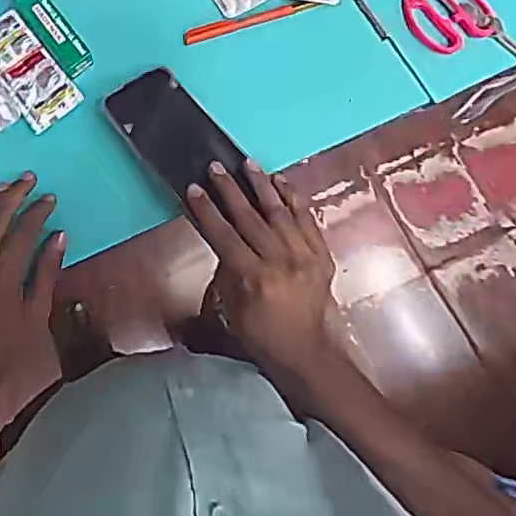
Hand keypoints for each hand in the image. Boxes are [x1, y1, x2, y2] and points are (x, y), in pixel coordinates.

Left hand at [0, 173, 64, 413]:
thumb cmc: (2, 349)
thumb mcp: (35, 314)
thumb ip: (47, 272)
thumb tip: (59, 237)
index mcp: (3, 278)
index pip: (24, 231)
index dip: (39, 211)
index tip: (49, 199)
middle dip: (15, 195)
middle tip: (28, 181)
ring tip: (1, 188)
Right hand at [185, 161, 337, 396]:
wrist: (306, 351)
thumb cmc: (260, 335)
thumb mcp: (232, 307)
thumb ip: (226, 269)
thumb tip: (221, 234)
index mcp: (253, 278)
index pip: (224, 235)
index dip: (206, 210)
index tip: (194, 188)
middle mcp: (279, 261)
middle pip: (250, 217)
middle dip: (229, 189)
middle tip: (216, 167)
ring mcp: (304, 255)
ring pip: (279, 211)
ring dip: (261, 185)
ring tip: (248, 163)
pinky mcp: (321, 254)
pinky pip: (306, 218)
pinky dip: (293, 198)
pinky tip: (281, 181)